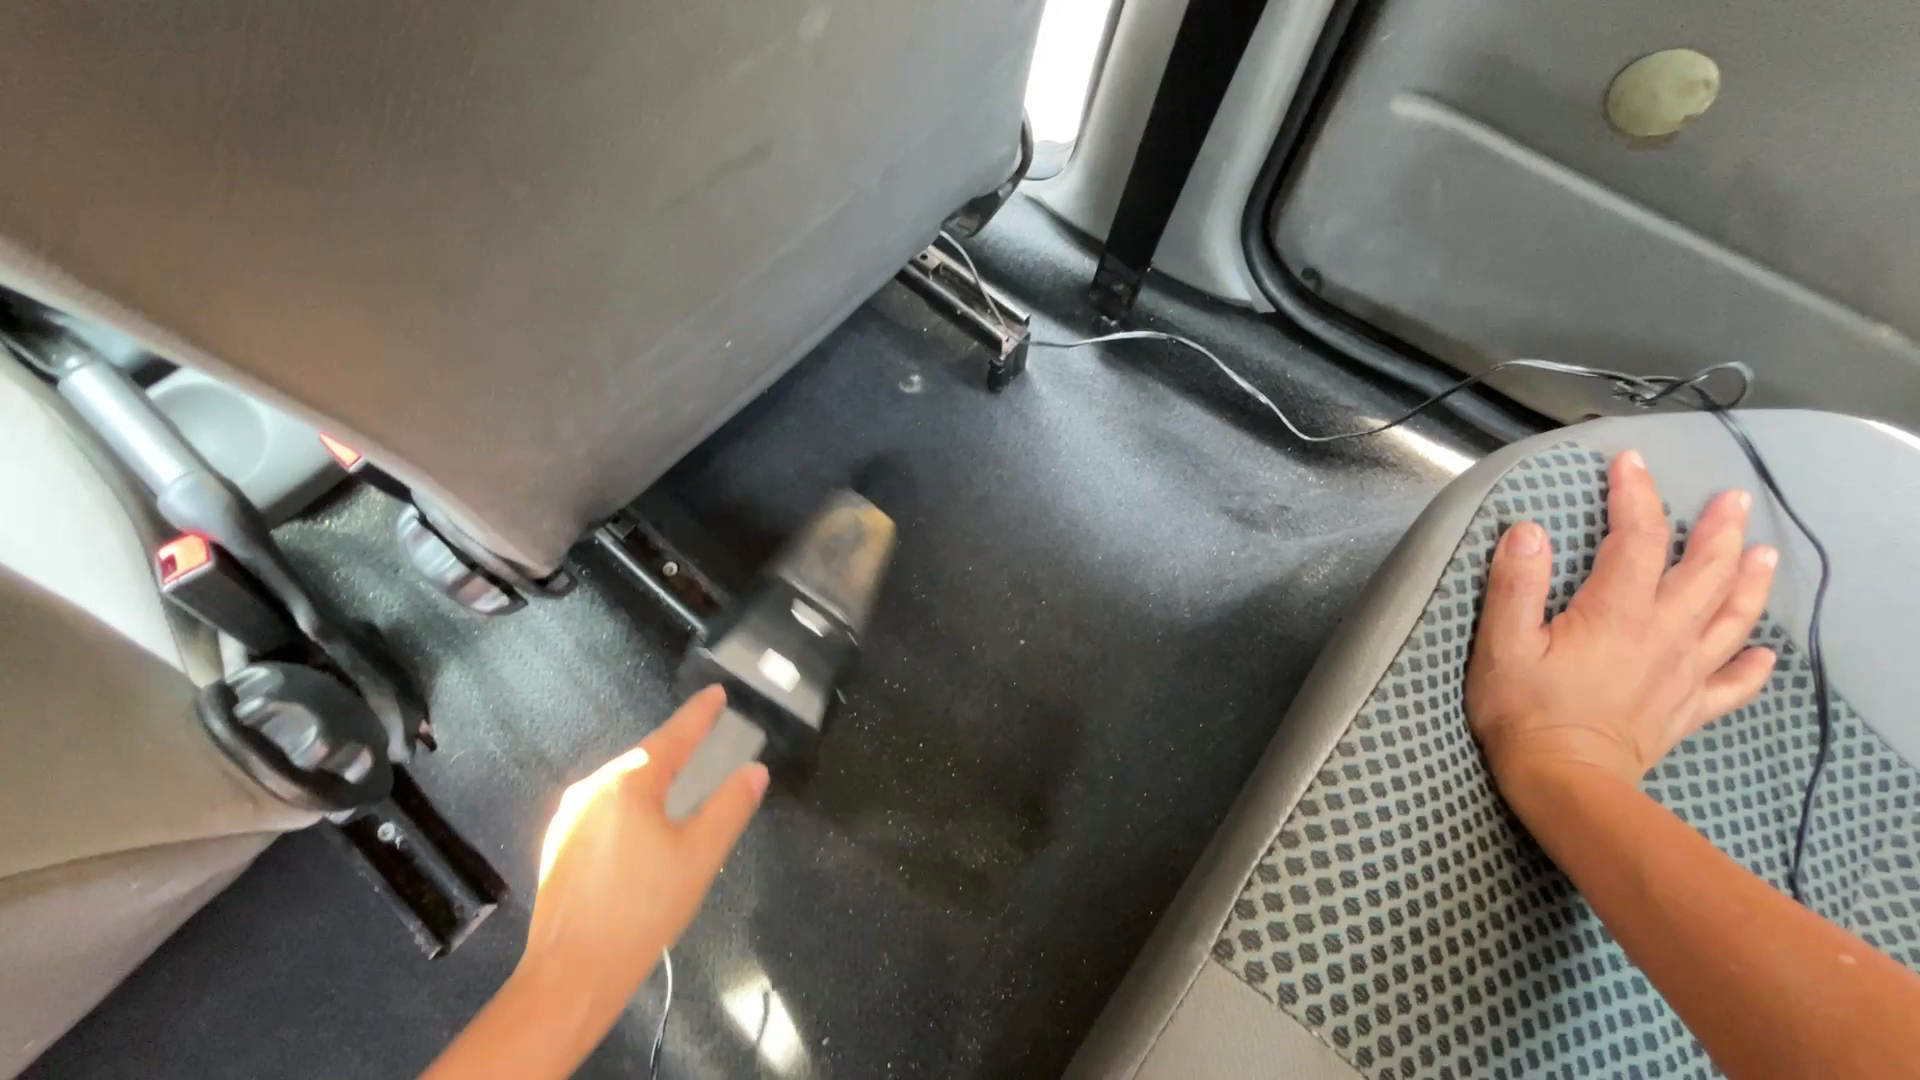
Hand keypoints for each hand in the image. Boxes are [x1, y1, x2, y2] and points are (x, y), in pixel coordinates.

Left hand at [521, 686, 767, 997]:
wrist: (570, 977)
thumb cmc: (642, 910)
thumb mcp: (700, 855)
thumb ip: (730, 806)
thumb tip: (754, 771)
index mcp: (628, 784)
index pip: (673, 737)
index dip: (699, 715)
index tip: (716, 693)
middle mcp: (592, 790)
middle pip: (646, 760)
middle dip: (677, 751)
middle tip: (707, 741)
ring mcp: (569, 818)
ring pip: (623, 788)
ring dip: (654, 782)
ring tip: (682, 786)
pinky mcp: (558, 847)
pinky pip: (605, 811)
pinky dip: (632, 809)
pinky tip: (644, 831)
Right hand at [1465, 450, 1779, 794]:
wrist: (1564, 780)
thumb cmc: (1523, 708)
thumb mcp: (1501, 641)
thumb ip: (1515, 584)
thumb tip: (1529, 529)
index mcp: (1617, 613)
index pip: (1636, 540)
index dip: (1635, 496)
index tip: (1631, 462)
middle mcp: (1663, 635)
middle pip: (1703, 573)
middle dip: (1718, 530)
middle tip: (1731, 499)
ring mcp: (1683, 673)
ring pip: (1731, 618)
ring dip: (1749, 581)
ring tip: (1762, 551)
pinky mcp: (1686, 707)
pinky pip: (1734, 683)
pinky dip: (1754, 664)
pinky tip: (1765, 651)